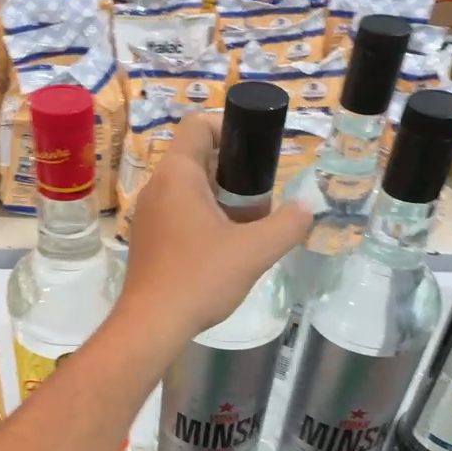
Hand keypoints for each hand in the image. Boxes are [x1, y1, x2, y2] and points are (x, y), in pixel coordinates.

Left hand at [119, 113, 313, 339]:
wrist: (152, 325)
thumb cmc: (200, 278)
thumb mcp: (254, 251)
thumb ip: (288, 224)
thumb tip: (306, 208)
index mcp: (177, 175)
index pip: (199, 125)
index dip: (229, 129)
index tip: (255, 154)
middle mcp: (156, 188)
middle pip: (197, 159)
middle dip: (233, 173)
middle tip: (259, 200)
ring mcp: (147, 216)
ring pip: (188, 191)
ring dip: (219, 201)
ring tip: (246, 228)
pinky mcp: (146, 241)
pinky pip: (177, 215)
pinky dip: (201, 221)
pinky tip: (222, 251)